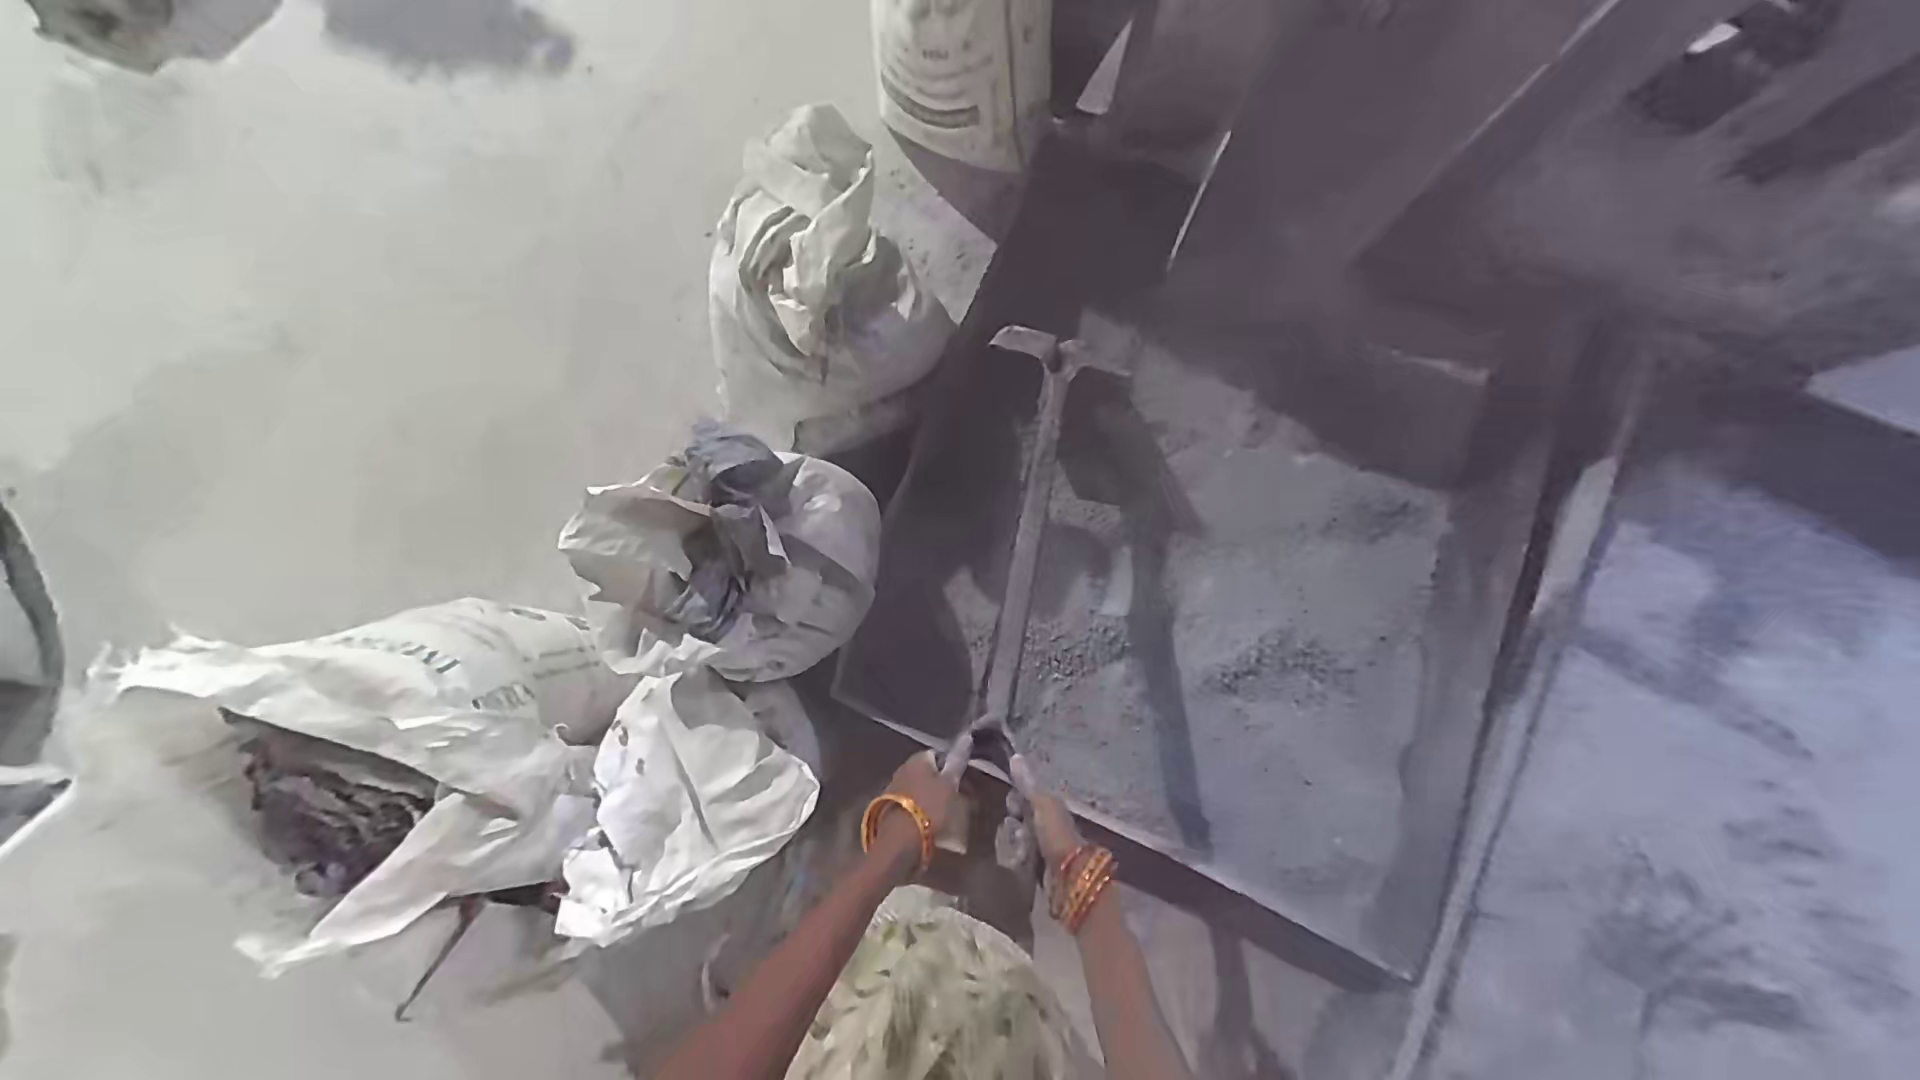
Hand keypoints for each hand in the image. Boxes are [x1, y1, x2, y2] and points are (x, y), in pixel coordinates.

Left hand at [870, 751, 960, 872]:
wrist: (900, 841)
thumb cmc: (930, 807)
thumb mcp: (949, 783)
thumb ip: (957, 761)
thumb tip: (966, 736)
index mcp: (917, 759)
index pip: (939, 755)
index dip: (953, 767)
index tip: (964, 781)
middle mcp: (902, 768)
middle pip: (929, 772)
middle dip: (943, 783)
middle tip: (959, 799)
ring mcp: (894, 788)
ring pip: (920, 788)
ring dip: (932, 796)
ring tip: (947, 813)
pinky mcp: (889, 807)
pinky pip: (912, 803)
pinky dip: (922, 808)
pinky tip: (929, 821)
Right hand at [1010, 753, 1082, 867]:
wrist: (1070, 876)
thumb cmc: (1056, 834)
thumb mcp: (1043, 804)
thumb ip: (1028, 784)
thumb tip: (1015, 755)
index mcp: (1054, 807)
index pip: (1028, 796)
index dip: (1016, 798)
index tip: (1011, 804)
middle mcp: (1050, 825)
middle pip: (1021, 818)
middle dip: (1014, 823)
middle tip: (1016, 829)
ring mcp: (1045, 848)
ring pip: (1018, 838)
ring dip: (1015, 842)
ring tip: (1019, 848)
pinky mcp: (1039, 869)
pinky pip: (1019, 858)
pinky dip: (1018, 858)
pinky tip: (1020, 861)